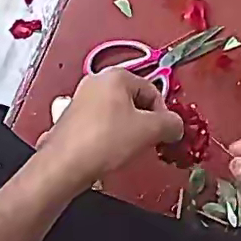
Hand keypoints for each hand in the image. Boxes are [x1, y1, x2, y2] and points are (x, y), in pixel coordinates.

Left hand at [36, 68, 182, 186]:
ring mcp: (81, 99)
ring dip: (128, 130)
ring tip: (126, 149)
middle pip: (134, 101)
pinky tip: (108, 152)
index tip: (164, 133)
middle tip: (147, 141)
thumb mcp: (149, 131)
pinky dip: (109, 136)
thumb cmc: (104, 141)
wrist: (64, 165)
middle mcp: (96, 81)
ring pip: (117, 113)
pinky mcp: (71, 118)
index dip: (163, 114)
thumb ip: (170, 124)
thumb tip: (175, 126)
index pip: (153, 91)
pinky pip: (100, 123)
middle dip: (145, 122)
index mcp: (116, 75)